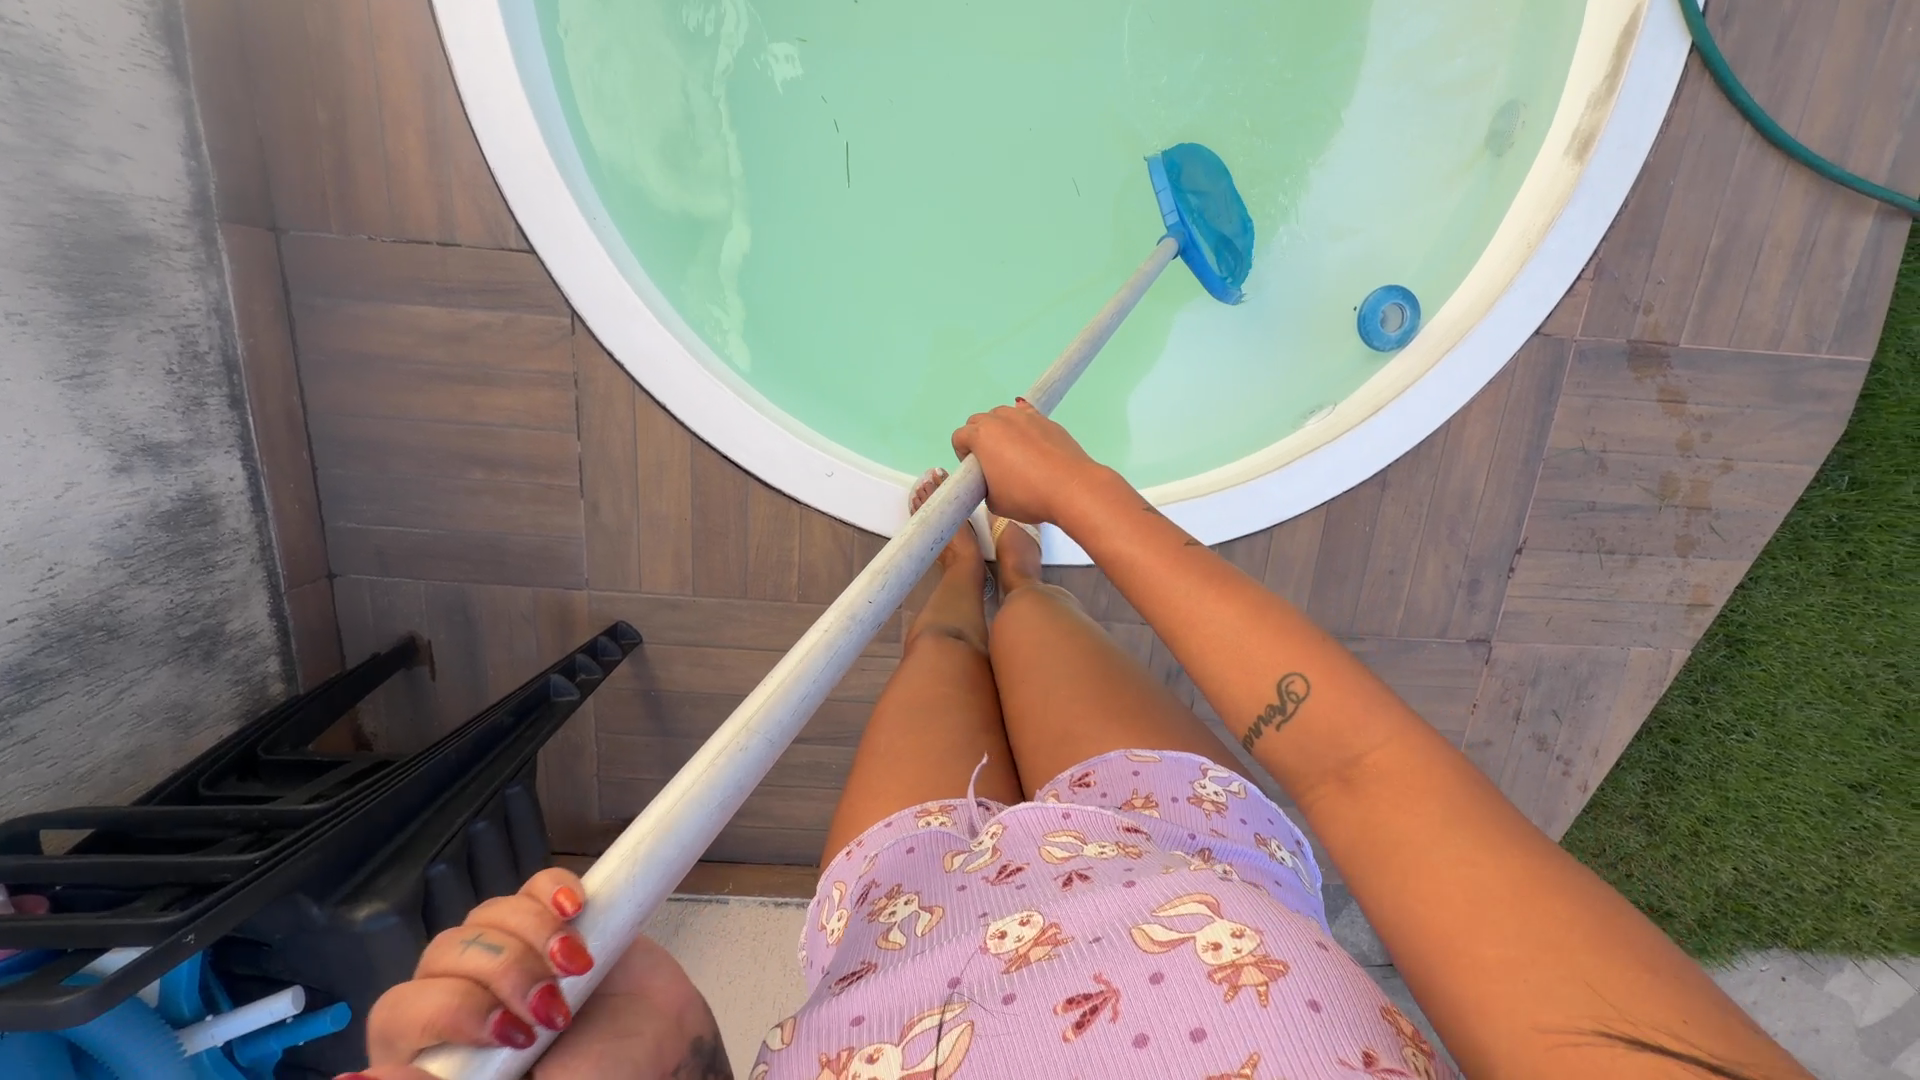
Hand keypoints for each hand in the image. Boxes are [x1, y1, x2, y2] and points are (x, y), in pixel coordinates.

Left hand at [352, 867, 730, 1079]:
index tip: (510, 1033)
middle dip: (505, 975)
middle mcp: (467, 997)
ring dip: (535, 937)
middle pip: (447, 952)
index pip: (401, 1008)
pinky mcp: (561, 918)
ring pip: (490, 914)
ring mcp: (516, 952)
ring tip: (579, 968)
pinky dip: (554, 891)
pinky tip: (577, 911)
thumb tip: (357, 1078)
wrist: (667, 1050)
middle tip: (554, 1010)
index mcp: (438, 1053)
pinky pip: (539, 884)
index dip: (451, 1010)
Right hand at [950, 399, 1107, 524]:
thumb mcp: (994, 503)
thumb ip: (985, 487)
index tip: (974, 472)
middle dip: (979, 438)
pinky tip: (1032, 446)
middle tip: (990, 462)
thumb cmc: (1027, 496)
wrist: (1071, 488)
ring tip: (1012, 453)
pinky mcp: (1047, 420)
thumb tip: (993, 482)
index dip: (962, 455)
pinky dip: (1024, 428)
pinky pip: (1027, 417)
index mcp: (981, 436)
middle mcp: (1001, 419)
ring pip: (1003, 415)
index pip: (959, 437)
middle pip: (979, 421)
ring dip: (1000, 429)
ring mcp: (1026, 416)